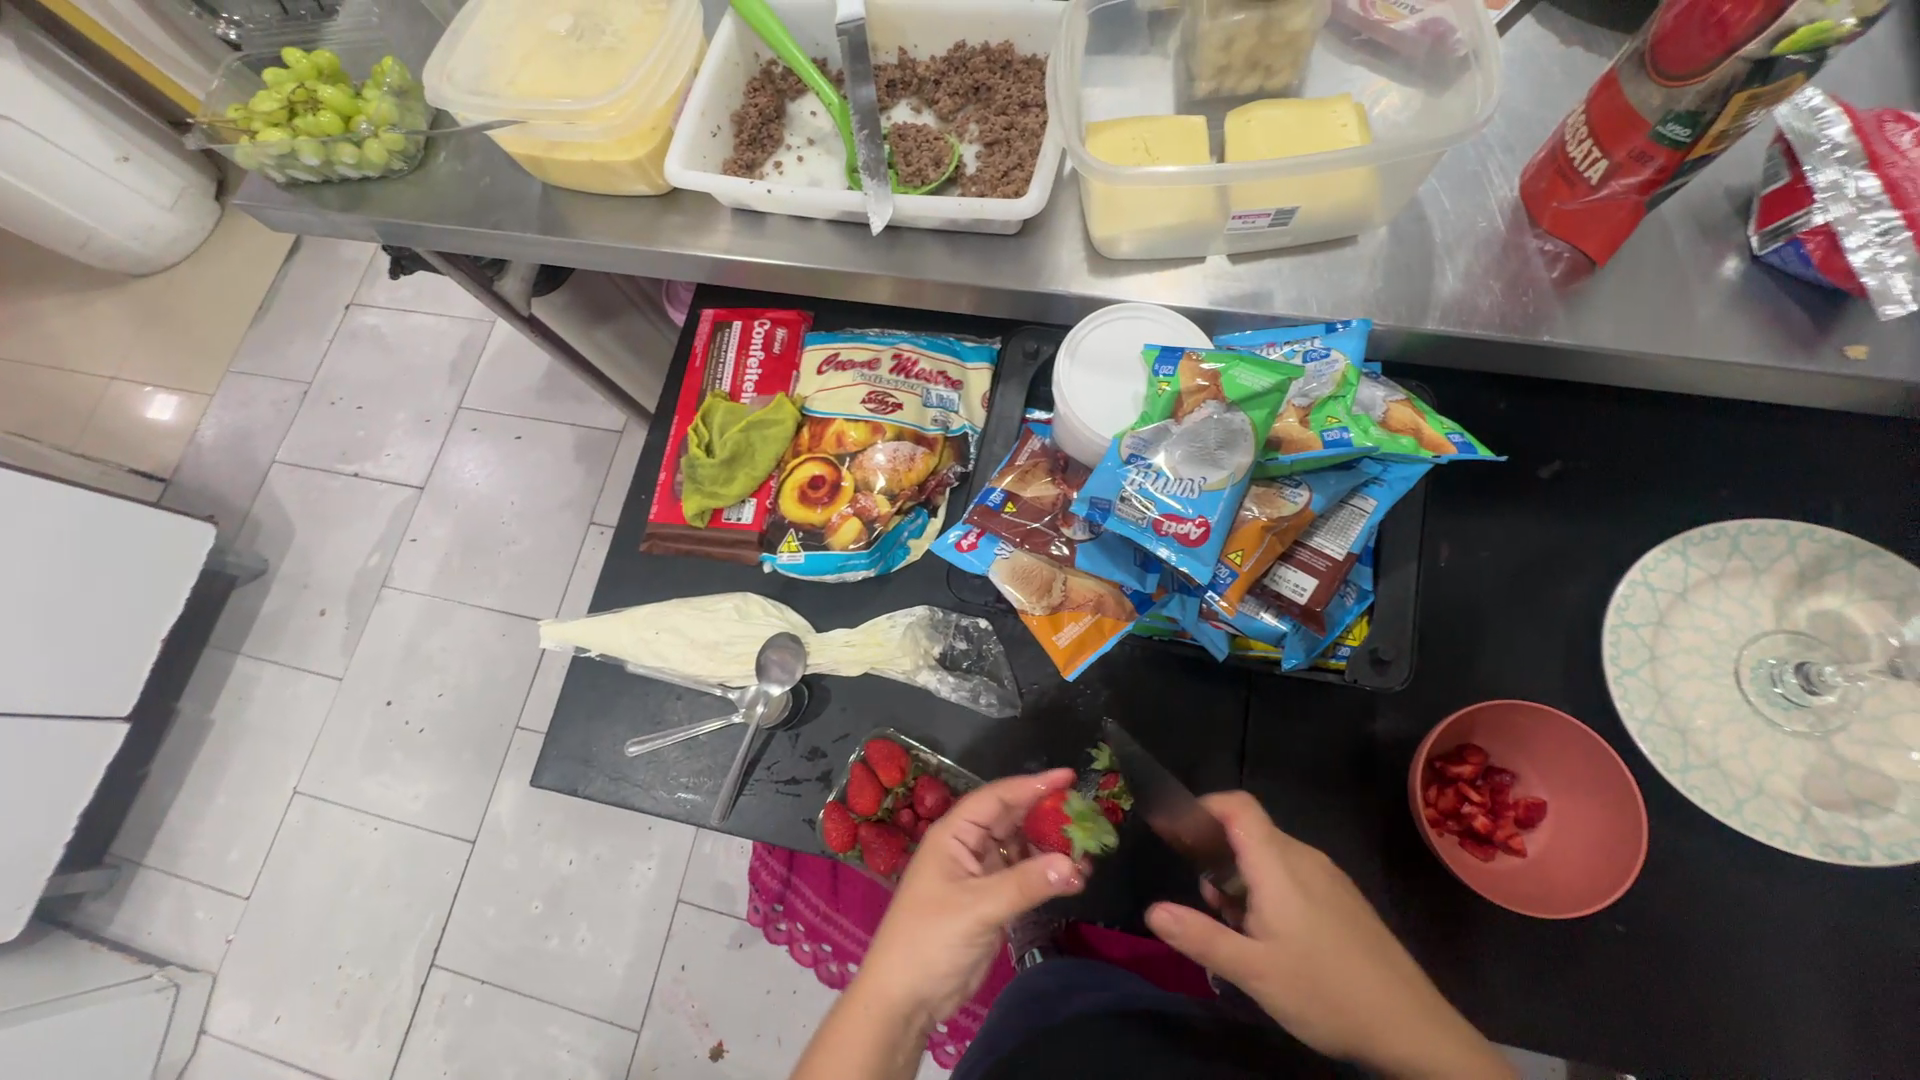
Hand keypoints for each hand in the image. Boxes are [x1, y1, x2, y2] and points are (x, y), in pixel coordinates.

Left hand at [853, 769, 1087, 1025]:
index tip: (1069, 777)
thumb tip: (1074, 863)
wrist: (906, 997)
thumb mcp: (977, 908)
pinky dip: (1047, 874)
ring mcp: (979, 874)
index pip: (996, 797)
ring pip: (1020, 848)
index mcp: (953, 834)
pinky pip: (1023, 876)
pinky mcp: (990, 901)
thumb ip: (1026, 884)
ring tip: (1089, 852)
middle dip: (1047, 815)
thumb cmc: (929, 940)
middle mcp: (967, 847)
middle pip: (1011, 819)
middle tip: (1087, 814)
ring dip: (1051, 848)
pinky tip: (1074, 877)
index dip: (1032, 785)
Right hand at [1145, 793, 1512, 1079]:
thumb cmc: (1325, 993)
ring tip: (1239, 934)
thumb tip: (1152, 910)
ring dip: (1241, 883)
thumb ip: (1199, 936)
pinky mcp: (1343, 900)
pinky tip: (1273, 942)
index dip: (1204, 808)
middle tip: (1207, 908)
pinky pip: (1293, 877)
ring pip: (1270, 858)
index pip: (1238, 806)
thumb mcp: (1253, 972)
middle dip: (1217, 861)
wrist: (1413, 1029)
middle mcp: (1305, 858)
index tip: (1178, 836)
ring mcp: (1329, 878)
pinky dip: (1268, 894)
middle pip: (1249, 834)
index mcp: (1279, 864)